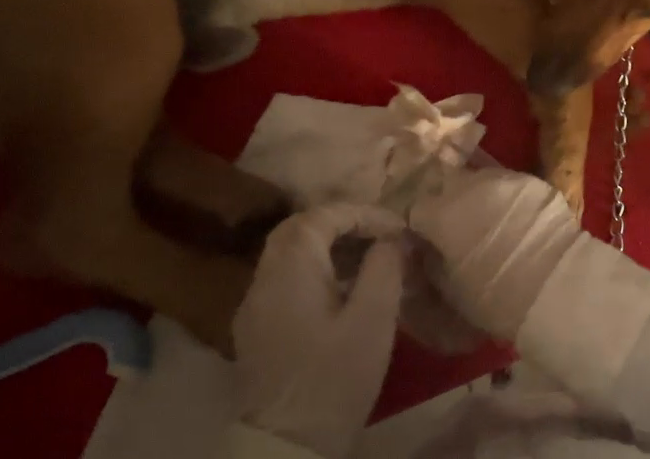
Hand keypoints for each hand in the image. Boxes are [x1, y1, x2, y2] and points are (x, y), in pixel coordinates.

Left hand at [233, 204, 405, 458]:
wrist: (289, 443)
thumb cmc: (336, 374)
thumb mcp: (373, 316)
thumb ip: (384, 266)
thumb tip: (391, 239)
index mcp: (289, 274)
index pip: (319, 217)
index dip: (361, 213)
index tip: (395, 230)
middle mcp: (263, 283)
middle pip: (297, 231)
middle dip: (341, 223)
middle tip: (380, 235)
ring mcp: (255, 309)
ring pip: (289, 256)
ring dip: (329, 246)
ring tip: (370, 260)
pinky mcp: (258, 332)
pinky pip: (286, 281)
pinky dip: (317, 270)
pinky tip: (345, 291)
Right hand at [408, 165, 583, 341]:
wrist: (555, 283)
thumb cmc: (494, 295)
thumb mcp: (447, 286)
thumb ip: (429, 258)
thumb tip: (423, 246)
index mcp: (442, 212)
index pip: (416, 208)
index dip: (416, 222)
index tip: (420, 234)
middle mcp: (472, 185)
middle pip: (448, 186)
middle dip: (445, 203)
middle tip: (450, 225)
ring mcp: (507, 178)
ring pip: (480, 180)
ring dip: (476, 195)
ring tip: (481, 218)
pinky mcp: (535, 181)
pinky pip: (509, 184)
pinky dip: (504, 197)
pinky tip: (509, 216)